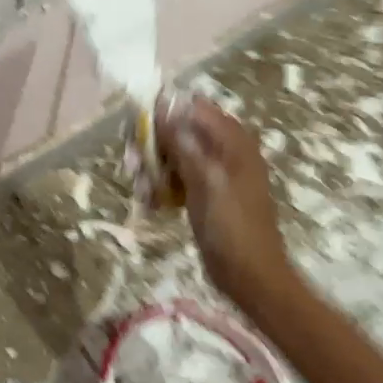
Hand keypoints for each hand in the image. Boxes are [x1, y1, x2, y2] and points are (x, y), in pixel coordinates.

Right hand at [157, 94, 296, 304]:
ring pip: (174, 157)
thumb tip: (163, 106)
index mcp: (232, 143)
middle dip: (153, 145)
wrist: (250, 276)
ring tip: (140, 189)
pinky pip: (177, 179)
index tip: (139, 127)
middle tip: (133, 163)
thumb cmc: (231, 227)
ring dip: (153, 168)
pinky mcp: (204, 195)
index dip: (166, 113)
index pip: (195, 109)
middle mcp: (224, 152)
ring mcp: (214, 175)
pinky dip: (161, 187)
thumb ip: (183, 142)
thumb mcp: (205, 180)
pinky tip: (150, 202)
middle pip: (180, 132)